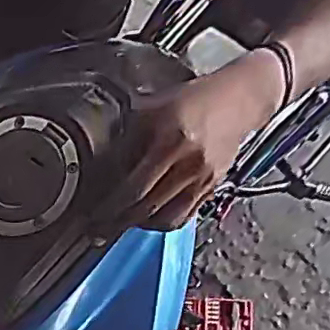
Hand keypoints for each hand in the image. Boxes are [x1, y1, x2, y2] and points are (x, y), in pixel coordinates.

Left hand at [110, 51, 287, 229]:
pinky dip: (161, 223)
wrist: (237, 99)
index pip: (133, 187)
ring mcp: (202, 179)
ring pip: (165, 219)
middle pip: (146, 208)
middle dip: (117, 223)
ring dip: (139, 225)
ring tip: (122, 222)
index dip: (109, 207)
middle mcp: (188, 164)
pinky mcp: (211, 188)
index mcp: (170, 141)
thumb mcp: (149, 112)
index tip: (92, 215)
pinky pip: (183, 218)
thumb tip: (104, 177)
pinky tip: (148, 218)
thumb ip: (126, 144)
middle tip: (97, 230)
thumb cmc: (190, 103)